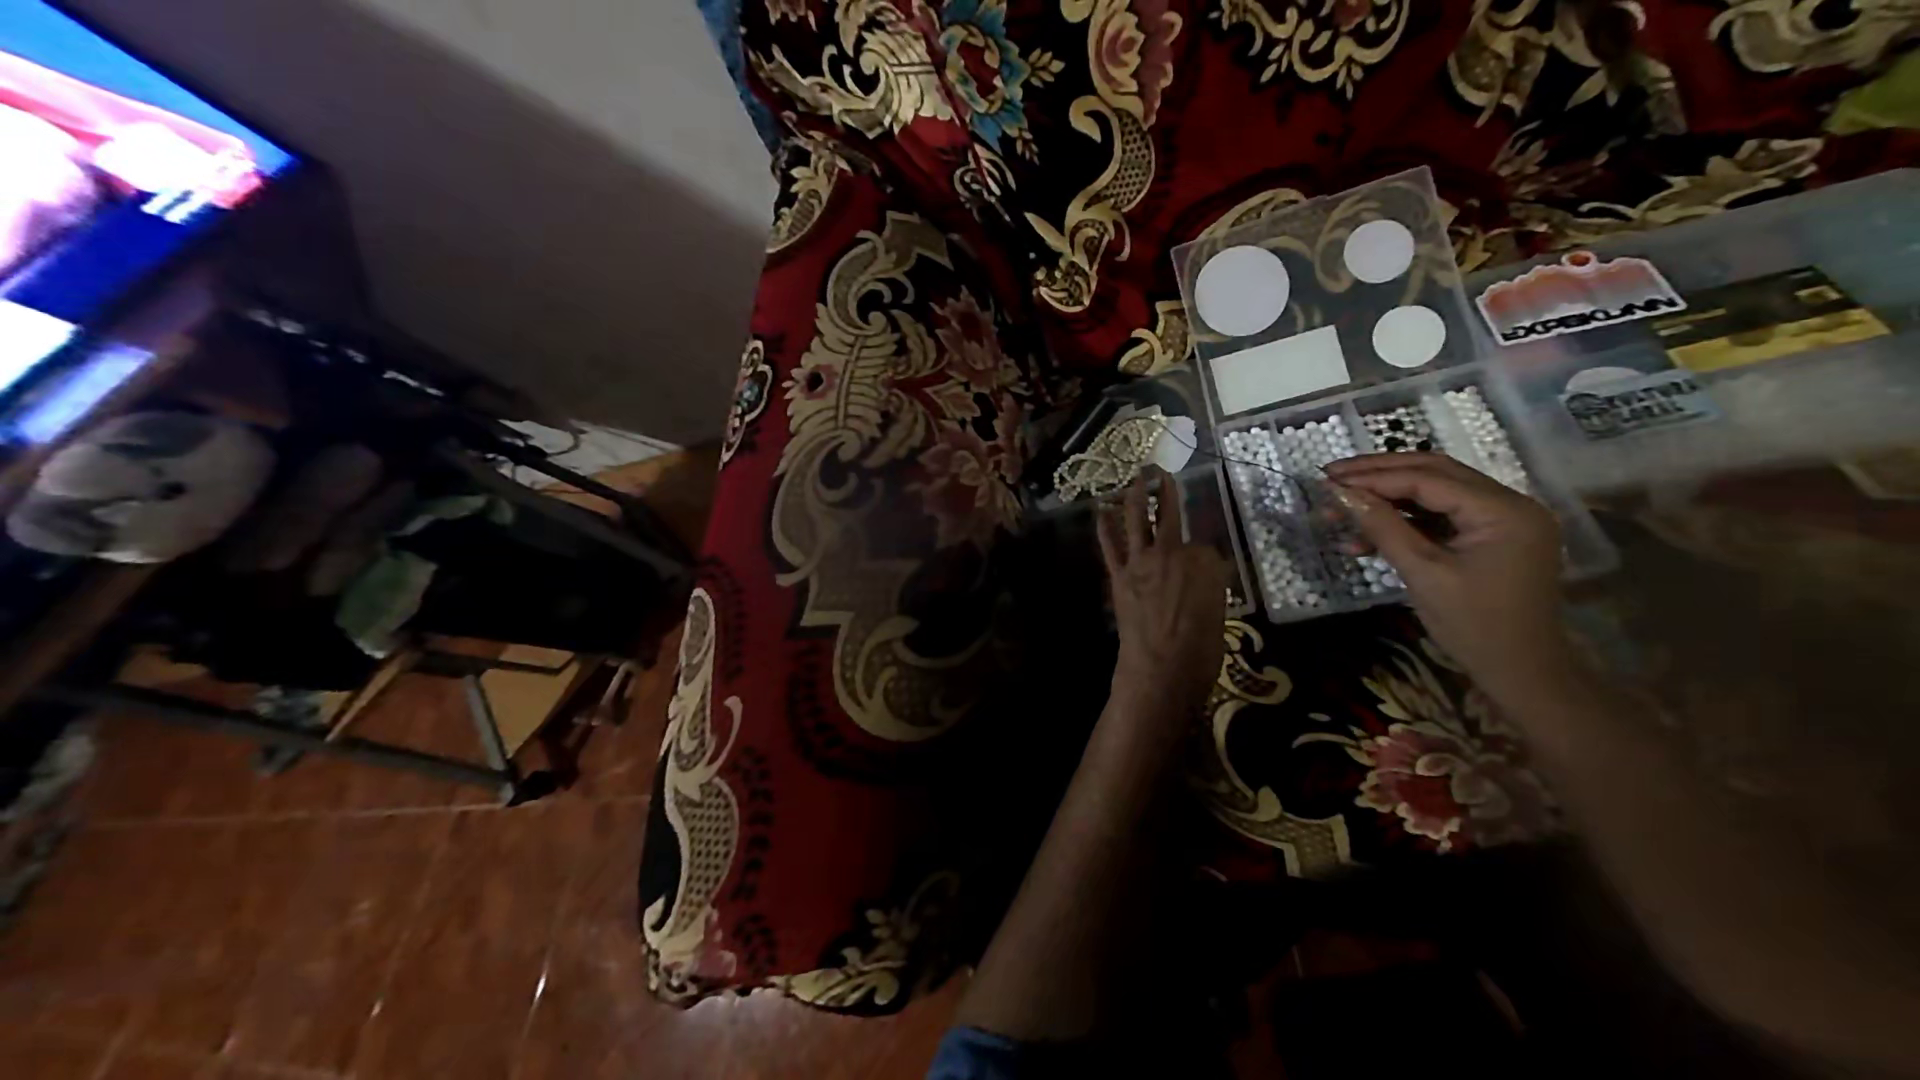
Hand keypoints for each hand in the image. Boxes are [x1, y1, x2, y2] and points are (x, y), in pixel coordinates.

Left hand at [1096, 469, 1228, 714]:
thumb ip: (1207, 587)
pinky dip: (1104, 528)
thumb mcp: (1219, 614)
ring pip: (1138, 520)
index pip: (1205, 546)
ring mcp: (1143, 561)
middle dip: (1167, 491)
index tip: (1204, 567)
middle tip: (1164, 474)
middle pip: (1171, 515)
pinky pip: (1111, 546)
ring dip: (1135, 496)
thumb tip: (1195, 581)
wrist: (1162, 668)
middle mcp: (1175, 552)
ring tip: (1135, 477)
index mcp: (1207, 561)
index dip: (1204, 557)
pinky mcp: (1120, 575)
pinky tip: (1099, 511)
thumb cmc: (1201, 650)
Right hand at [1323, 453, 1574, 696]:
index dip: (1374, 477)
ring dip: (1387, 498)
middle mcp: (1509, 503)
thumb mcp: (1422, 573)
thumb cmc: (1474, 625)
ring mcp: (1502, 519)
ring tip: (1341, 507)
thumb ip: (1383, 527)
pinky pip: (1441, 516)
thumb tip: (1340, 494)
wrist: (1520, 670)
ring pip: (1434, 492)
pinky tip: (1365, 536)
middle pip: (1434, 473)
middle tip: (1332, 476)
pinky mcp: (1490, 536)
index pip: (1428, 479)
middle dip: (1379, 474)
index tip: (1328, 480)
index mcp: (1503, 510)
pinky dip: (1404, 521)